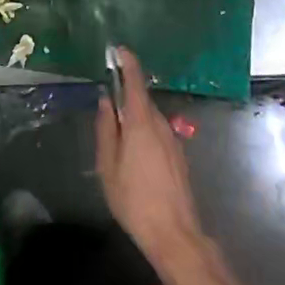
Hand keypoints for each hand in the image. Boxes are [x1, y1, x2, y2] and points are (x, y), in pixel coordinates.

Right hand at [96, 47, 205, 267]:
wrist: (174, 233)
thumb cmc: (134, 200)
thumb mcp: (108, 166)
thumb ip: (106, 130)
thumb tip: (106, 102)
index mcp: (141, 123)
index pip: (135, 83)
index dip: (128, 63)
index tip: (119, 50)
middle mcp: (161, 125)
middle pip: (141, 101)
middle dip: (125, 99)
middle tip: (106, 111)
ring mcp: (173, 140)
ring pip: (149, 119)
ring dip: (134, 121)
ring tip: (117, 144)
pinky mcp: (178, 155)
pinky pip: (157, 134)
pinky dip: (144, 135)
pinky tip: (134, 159)